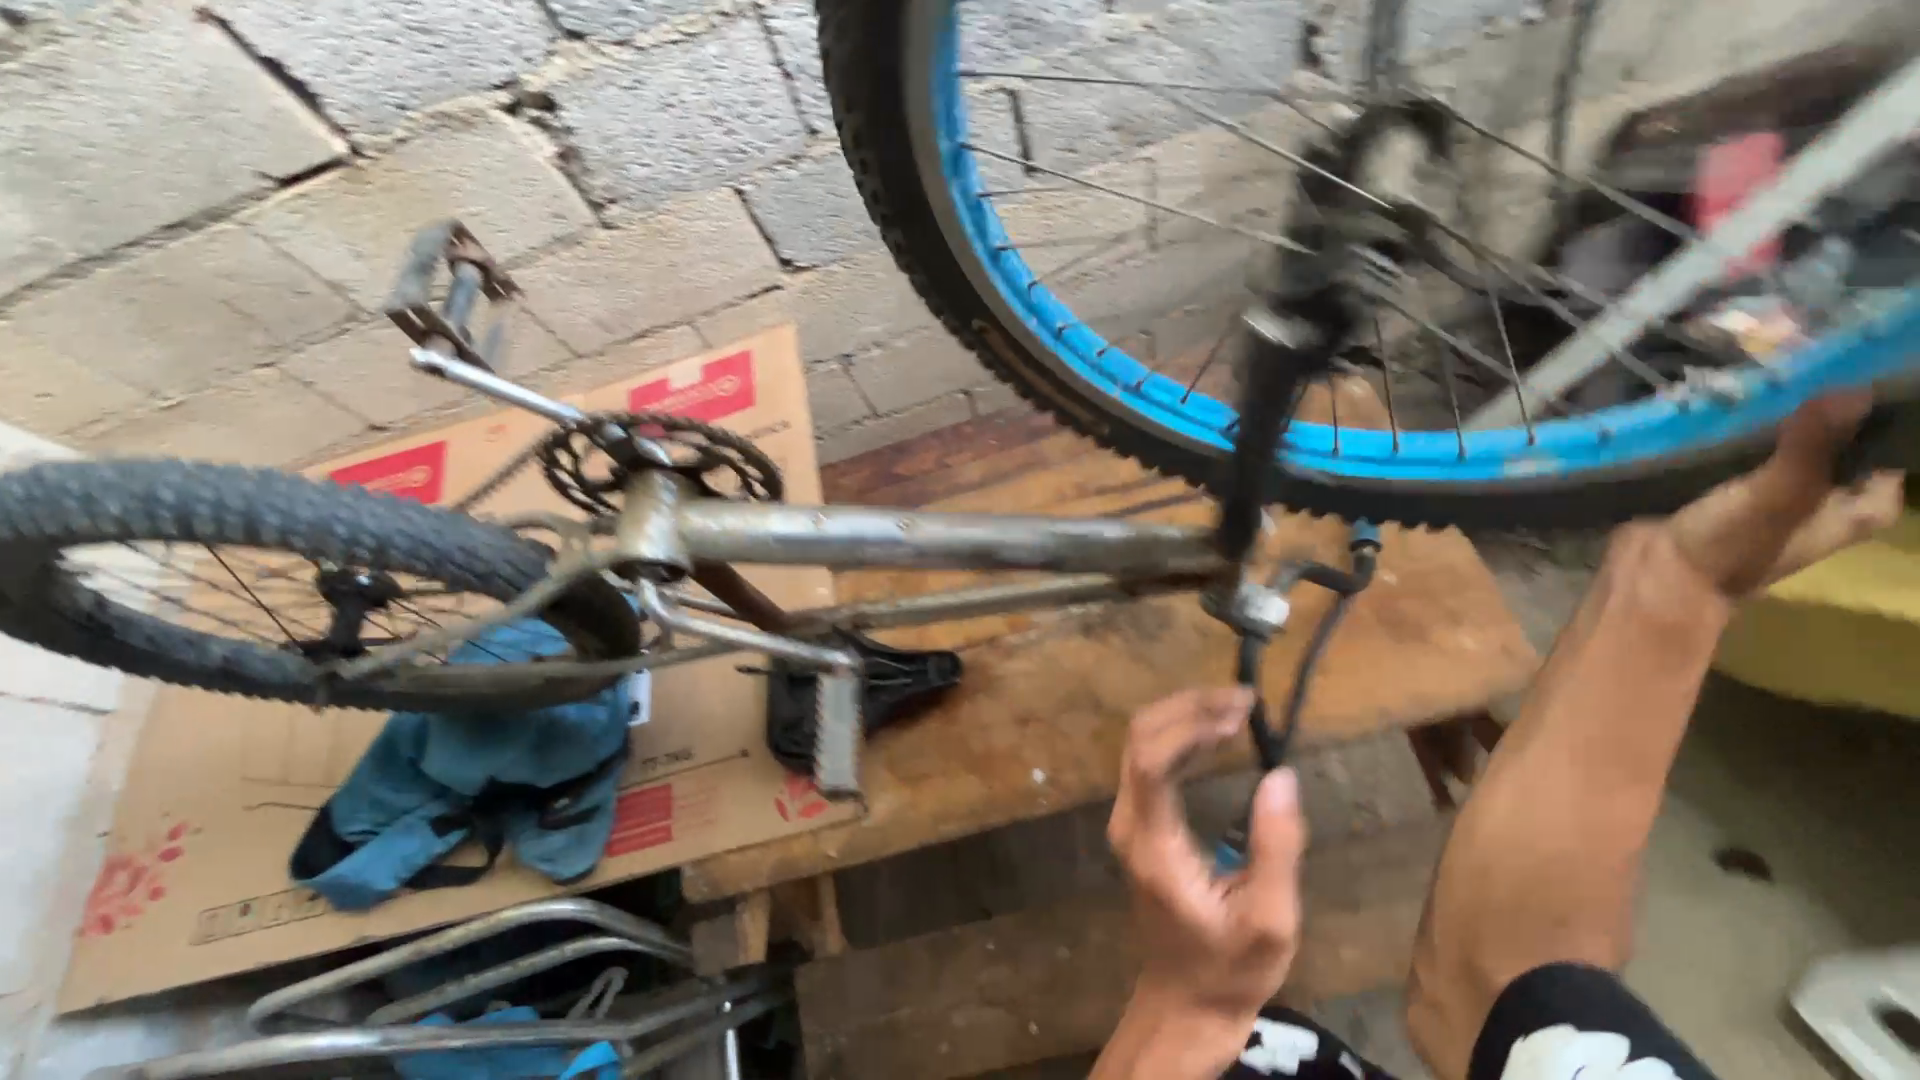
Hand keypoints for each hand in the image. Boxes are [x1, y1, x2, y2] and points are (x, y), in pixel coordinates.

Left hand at [1107, 687, 1308, 1023]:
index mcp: (1153, 845)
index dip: (1190, 723)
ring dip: (1185, 717)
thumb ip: (1275, 847)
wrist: (1185, 1000)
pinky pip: (1148, 762)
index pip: (1150, 761)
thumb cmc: (1230, 968)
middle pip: (1139, 739)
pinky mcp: (1138, 823)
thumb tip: (1281, 776)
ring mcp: (1128, 822)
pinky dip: (1180, 737)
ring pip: (1140, 744)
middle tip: (1245, 701)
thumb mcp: (1269, 920)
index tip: (1241, 710)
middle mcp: (1128, 823)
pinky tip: (1217, 733)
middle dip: (1189, 708)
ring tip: (1238, 709)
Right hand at [1663, 392, 1902, 597]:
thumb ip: (1813, 445)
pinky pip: (1737, 451)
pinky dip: (1732, 431)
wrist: (1652, 577)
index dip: (1878, 414)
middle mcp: (1820, 497)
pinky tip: (1722, 404)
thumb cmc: (1728, 547)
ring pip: (1783, 444)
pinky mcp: (1719, 489)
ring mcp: (1767, 493)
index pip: (1887, 450)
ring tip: (1762, 376)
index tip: (1860, 373)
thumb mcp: (1779, 496)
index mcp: (1856, 507)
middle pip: (1834, 441)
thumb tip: (1854, 388)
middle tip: (1803, 366)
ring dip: (1771, 416)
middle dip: (1819, 407)